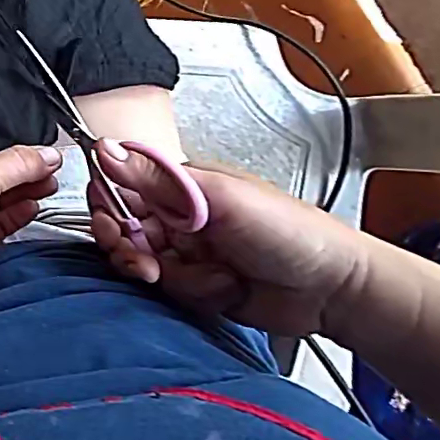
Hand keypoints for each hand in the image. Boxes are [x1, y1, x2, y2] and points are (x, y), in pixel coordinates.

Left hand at [0, 145, 63, 323]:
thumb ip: (16, 164)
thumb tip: (47, 154)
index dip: (8, 149)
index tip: (38, 150)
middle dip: (22, 171)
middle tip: (50, 166)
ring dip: (25, 192)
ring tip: (49, 182)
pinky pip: (1, 225)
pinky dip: (19, 215)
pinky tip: (34, 205)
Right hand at [89, 142, 380, 342]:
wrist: (333, 290)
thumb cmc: (290, 232)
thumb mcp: (218, 198)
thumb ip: (156, 176)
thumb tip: (107, 148)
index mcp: (181, 185)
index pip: (120, 190)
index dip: (108, 210)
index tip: (116, 228)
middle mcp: (178, 215)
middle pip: (123, 230)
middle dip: (131, 250)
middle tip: (148, 262)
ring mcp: (186, 250)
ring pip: (142, 263)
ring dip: (169, 275)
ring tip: (206, 275)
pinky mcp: (194, 283)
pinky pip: (167, 289)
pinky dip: (191, 291)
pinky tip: (222, 286)